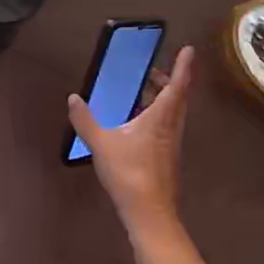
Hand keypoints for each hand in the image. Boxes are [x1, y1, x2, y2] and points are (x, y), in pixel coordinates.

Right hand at [68, 46, 194, 231]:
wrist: (149, 213)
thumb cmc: (129, 173)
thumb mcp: (100, 143)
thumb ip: (85, 119)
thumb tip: (73, 98)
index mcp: (160, 119)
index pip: (176, 87)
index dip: (183, 67)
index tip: (189, 50)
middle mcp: (171, 128)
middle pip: (178, 98)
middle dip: (171, 80)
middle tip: (155, 69)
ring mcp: (171, 144)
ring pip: (174, 113)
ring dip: (164, 98)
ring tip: (145, 91)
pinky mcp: (167, 158)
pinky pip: (167, 126)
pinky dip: (158, 114)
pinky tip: (138, 121)